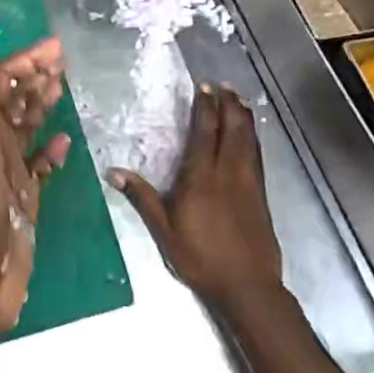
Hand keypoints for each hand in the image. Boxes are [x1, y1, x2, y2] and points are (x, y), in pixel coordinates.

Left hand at [0, 35, 71, 336]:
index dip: (23, 62)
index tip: (53, 46)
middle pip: (13, 101)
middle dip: (34, 77)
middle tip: (63, 58)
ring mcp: (5, 173)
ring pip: (26, 128)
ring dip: (41, 105)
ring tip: (63, 85)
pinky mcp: (22, 200)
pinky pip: (39, 167)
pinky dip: (50, 152)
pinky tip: (65, 142)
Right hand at [108, 85, 282, 307]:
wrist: (248, 287)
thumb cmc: (200, 256)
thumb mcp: (164, 228)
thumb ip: (142, 197)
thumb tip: (113, 171)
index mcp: (202, 176)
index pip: (205, 131)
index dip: (205, 107)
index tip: (203, 87)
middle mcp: (228, 172)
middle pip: (232, 129)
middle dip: (228, 104)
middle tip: (223, 85)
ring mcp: (248, 183)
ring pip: (249, 140)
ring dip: (244, 117)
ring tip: (240, 99)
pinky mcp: (260, 195)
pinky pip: (257, 156)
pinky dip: (253, 138)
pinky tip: (251, 135)